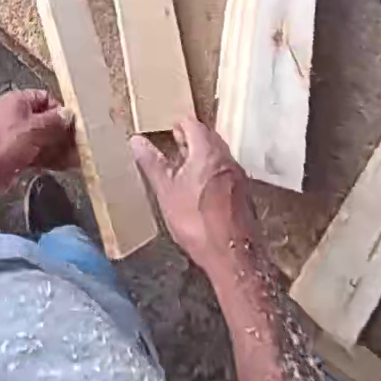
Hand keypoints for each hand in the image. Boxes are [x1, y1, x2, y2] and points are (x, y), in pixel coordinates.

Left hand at [0, 89, 75, 187]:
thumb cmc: (6, 143)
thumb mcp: (34, 128)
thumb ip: (54, 121)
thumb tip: (69, 113)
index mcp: (18, 101)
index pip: (46, 98)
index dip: (61, 109)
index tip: (76, 123)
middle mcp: (18, 115)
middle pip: (47, 120)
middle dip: (64, 132)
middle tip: (82, 143)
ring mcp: (17, 136)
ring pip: (44, 139)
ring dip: (60, 147)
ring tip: (79, 157)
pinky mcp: (17, 154)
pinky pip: (39, 153)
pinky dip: (51, 158)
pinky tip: (67, 165)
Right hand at [131, 117, 255, 272]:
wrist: (232, 257)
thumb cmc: (195, 220)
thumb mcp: (165, 190)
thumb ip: (152, 162)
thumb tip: (136, 140)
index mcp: (207, 153)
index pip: (194, 125)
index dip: (179, 123)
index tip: (167, 127)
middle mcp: (227, 161)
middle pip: (210, 138)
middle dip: (191, 136)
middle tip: (174, 140)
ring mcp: (238, 179)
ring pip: (219, 155)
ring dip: (202, 153)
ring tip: (183, 162)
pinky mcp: (243, 196)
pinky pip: (225, 172)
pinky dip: (211, 170)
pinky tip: (199, 186)